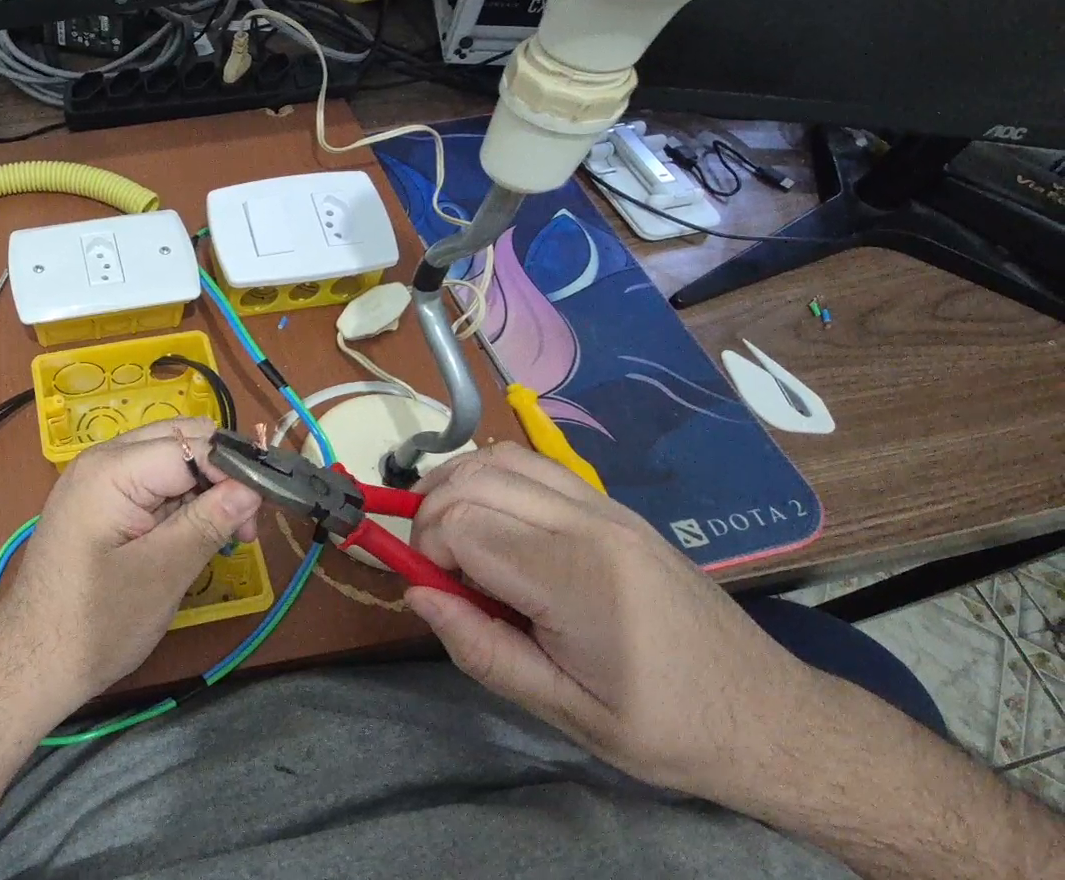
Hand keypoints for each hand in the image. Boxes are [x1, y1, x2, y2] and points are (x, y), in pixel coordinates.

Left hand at [0, 418, 261, 708]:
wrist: (32, 661)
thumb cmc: (96, 623)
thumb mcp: (162, 573)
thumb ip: (208, 523)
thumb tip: (254, 488)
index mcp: (111, 469)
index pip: (191, 446)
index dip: (235, 470)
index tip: (269, 506)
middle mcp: (101, 461)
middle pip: (179, 441)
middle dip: (222, 472)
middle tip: (248, 523)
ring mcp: (96, 481)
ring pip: (169, 460)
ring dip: (204, 487)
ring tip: (230, 535)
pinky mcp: (98, 503)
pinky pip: (150, 483)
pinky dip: (180, 501)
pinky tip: (198, 533)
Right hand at [401, 442, 815, 798]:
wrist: (770, 715)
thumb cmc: (665, 726)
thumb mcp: (564, 711)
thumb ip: (482, 649)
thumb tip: (415, 592)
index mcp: (579, 581)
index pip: (462, 524)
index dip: (428, 553)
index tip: (436, 593)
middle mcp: (591, 526)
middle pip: (472, 480)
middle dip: (430, 515)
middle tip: (435, 568)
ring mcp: (606, 508)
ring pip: (499, 458)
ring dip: (454, 485)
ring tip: (445, 533)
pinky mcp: (614, 506)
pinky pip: (532, 464)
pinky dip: (490, 477)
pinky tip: (487, 516)